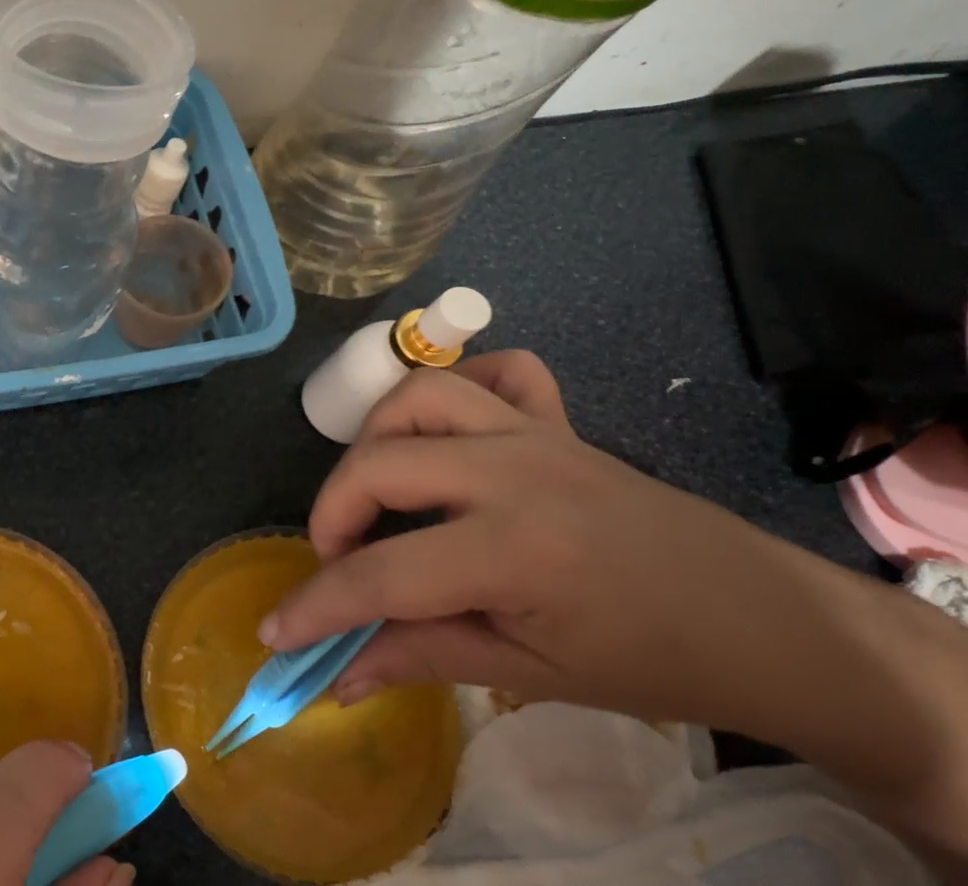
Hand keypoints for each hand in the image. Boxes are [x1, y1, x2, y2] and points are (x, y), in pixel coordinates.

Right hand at [263, 349, 833, 727]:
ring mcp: (540, 435)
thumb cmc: (654, 662)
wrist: (772, 626)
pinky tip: (448, 436)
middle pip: (379, 463)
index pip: (383, 573)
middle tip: (339, 562)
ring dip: (377, 437)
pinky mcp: (561, 423)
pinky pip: (500, 372)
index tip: (277, 632)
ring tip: (379, 491)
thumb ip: (419, 657)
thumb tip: (334, 677)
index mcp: (516, 549)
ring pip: (422, 394)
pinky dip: (459, 390)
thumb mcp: (530, 672)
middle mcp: (517, 472)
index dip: (317, 606)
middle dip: (332, 513)